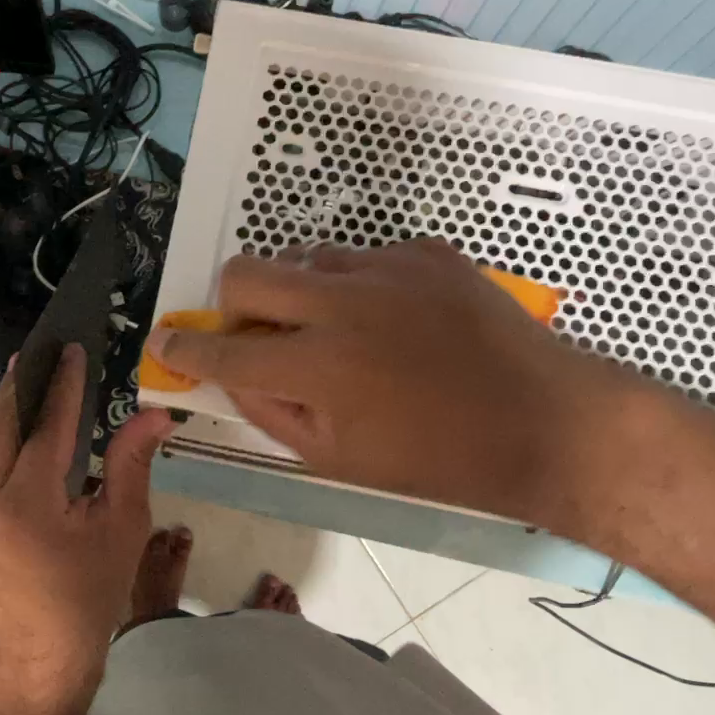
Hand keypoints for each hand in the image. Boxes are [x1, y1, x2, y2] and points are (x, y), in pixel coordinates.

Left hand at [0, 344, 177, 712]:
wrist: (37, 653)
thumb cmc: (90, 593)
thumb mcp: (121, 529)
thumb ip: (131, 464)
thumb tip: (155, 414)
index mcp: (27, 504)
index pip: (46, 426)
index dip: (61, 385)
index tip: (71, 349)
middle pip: (0, 424)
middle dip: (22, 385)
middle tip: (42, 352)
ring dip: (1, 409)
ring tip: (24, 380)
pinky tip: (3, 425)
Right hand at [147, 239, 628, 521]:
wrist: (548, 423)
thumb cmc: (439, 461)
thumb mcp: (339, 460)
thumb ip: (271, 414)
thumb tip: (231, 379)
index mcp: (319, 366)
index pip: (224, 352)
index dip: (185, 349)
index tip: (165, 341)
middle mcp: (342, 303)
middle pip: (245, 273)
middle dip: (231, 305)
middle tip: (256, 335)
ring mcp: (387, 268)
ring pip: (303, 260)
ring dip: (298, 295)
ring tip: (337, 332)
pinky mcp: (426, 253)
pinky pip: (362, 259)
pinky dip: (357, 288)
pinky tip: (393, 321)